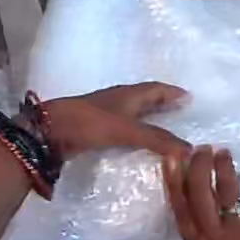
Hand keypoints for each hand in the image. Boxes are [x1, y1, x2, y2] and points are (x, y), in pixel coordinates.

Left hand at [44, 82, 190, 157]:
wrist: (50, 131)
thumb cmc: (89, 122)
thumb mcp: (126, 130)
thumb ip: (156, 139)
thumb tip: (189, 150)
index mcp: (129, 94)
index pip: (156, 89)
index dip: (172, 92)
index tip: (188, 96)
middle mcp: (119, 100)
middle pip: (146, 98)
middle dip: (163, 102)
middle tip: (180, 108)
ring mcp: (106, 114)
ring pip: (134, 112)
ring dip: (149, 116)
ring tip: (163, 125)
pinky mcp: (95, 128)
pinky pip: (123, 126)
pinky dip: (135, 130)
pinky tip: (136, 140)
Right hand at [163, 146, 239, 239]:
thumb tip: (203, 231)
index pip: (181, 208)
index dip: (174, 182)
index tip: (170, 160)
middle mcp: (215, 234)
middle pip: (201, 192)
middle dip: (198, 166)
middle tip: (199, 148)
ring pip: (228, 190)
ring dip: (224, 168)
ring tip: (223, 152)